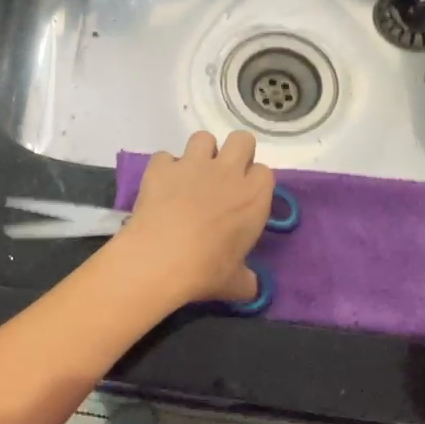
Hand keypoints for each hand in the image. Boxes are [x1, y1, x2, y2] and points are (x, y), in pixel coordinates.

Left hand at [106, 131, 275, 304]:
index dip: (254, 183)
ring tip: (191, 177)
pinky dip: (164, 169)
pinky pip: (165, 157)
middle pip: (242, 139)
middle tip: (223, 177)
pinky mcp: (161, 166)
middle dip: (235, 153)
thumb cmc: (206, 271)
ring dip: (200, 153)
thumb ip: (247, 279)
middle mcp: (227, 172)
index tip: (244, 199)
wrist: (160, 258)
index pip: (264, 172)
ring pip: (203, 138)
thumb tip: (251, 285)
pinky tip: (161, 187)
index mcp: (254, 197)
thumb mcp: (236, 283)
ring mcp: (192, 164)